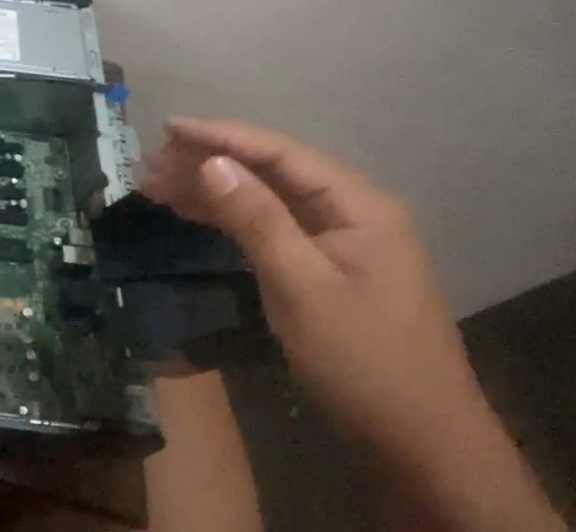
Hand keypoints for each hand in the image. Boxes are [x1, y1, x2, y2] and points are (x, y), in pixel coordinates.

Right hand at [142, 119, 561, 528]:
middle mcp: (353, 212)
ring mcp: (343, 242)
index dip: (221, 136)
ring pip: (268, 199)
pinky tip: (196, 215)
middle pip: (272, 171)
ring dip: (215, 190)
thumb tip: (212, 161)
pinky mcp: (329, 269)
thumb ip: (257, 219)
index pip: (280, 152)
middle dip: (210, 163)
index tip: (167, 129)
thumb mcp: (302, 287)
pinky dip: (232, 219)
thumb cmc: (364, 362)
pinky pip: (274, 227)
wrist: (423, 445)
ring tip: (158, 187)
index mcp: (359, 205)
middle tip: (151, 165)